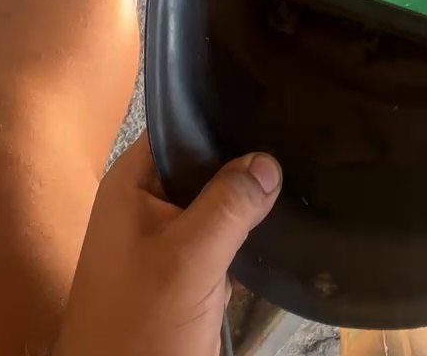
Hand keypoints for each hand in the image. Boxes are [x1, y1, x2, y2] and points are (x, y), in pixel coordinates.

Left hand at [53, 133, 281, 355]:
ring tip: (296, 167)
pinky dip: (243, 232)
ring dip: (245, 197)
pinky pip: (218, 235)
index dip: (217, 114)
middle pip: (199, 162)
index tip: (266, 101)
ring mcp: (163, 239)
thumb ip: (228, 206)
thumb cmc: (142, 326)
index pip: (177, 126)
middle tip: (291, 134)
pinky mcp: (183, 272)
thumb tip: (268, 161)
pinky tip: (280, 218)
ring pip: (212, 200)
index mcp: (131, 183)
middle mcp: (144, 201)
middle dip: (240, 157)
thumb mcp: (189, 260)